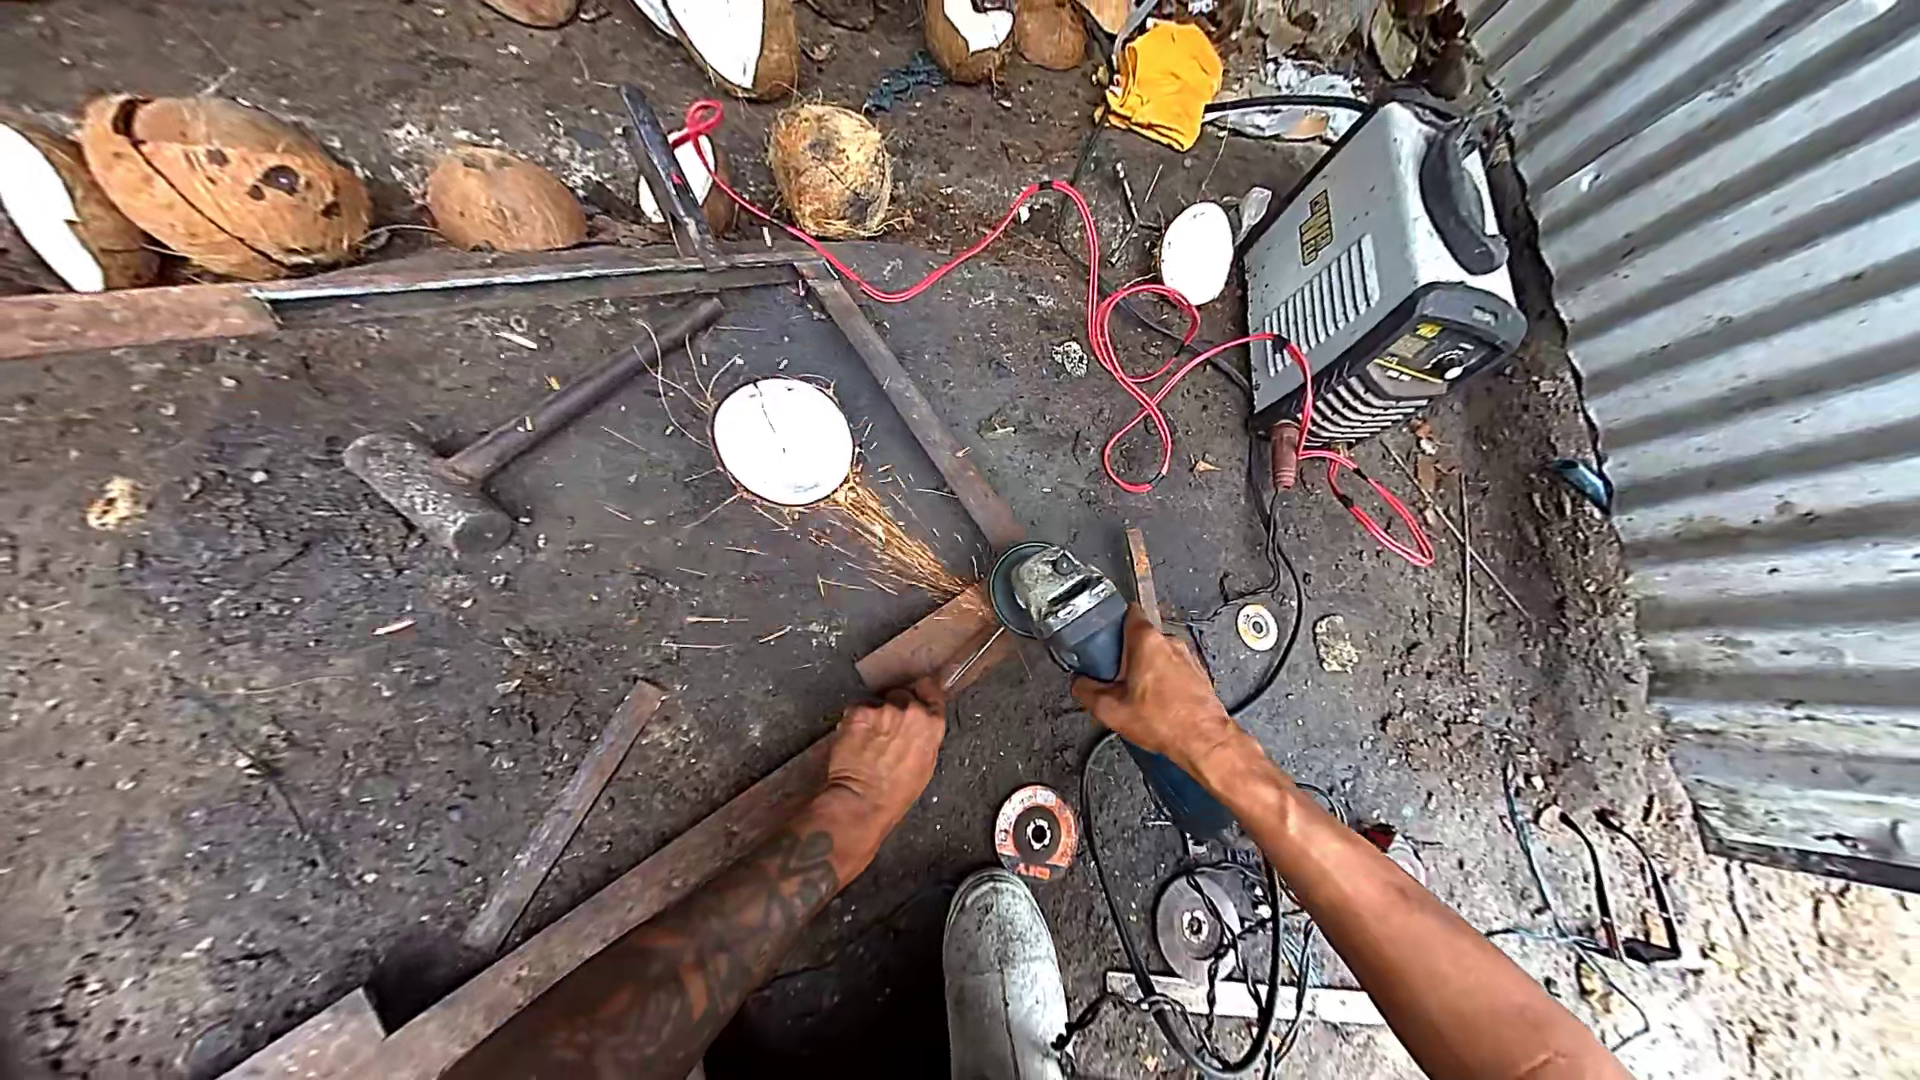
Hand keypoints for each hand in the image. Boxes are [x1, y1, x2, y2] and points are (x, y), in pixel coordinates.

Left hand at [824, 676, 947, 834]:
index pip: (930, 689)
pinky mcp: (859, 712)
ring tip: (868, 738)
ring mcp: (883, 709)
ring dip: (874, 714)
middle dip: (895, 706)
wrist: (863, 801)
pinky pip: (858, 709)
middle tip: (887, 727)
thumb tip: (922, 722)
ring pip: (878, 702)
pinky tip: (855, 739)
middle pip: (902, 694)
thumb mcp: (926, 763)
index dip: (921, 691)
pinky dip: (856, 720)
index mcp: (932, 722)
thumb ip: (927, 734)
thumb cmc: (897, 792)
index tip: (915, 694)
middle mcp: (910, 710)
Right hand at [1072, 605, 1240, 774]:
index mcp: (1146, 641)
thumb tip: (1079, 684)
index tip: (1104, 632)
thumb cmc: (1166, 722)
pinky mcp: (1198, 673)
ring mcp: (1187, 657)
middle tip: (1114, 673)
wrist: (1203, 741)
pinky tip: (1156, 701)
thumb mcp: (1109, 710)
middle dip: (1126, 652)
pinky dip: (1163, 679)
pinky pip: (1174, 668)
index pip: (1129, 611)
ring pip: (1158, 653)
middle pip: (1141, 636)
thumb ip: (1086, 691)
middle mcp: (1170, 642)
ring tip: (1135, 692)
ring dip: (1146, 666)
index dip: (1114, 620)